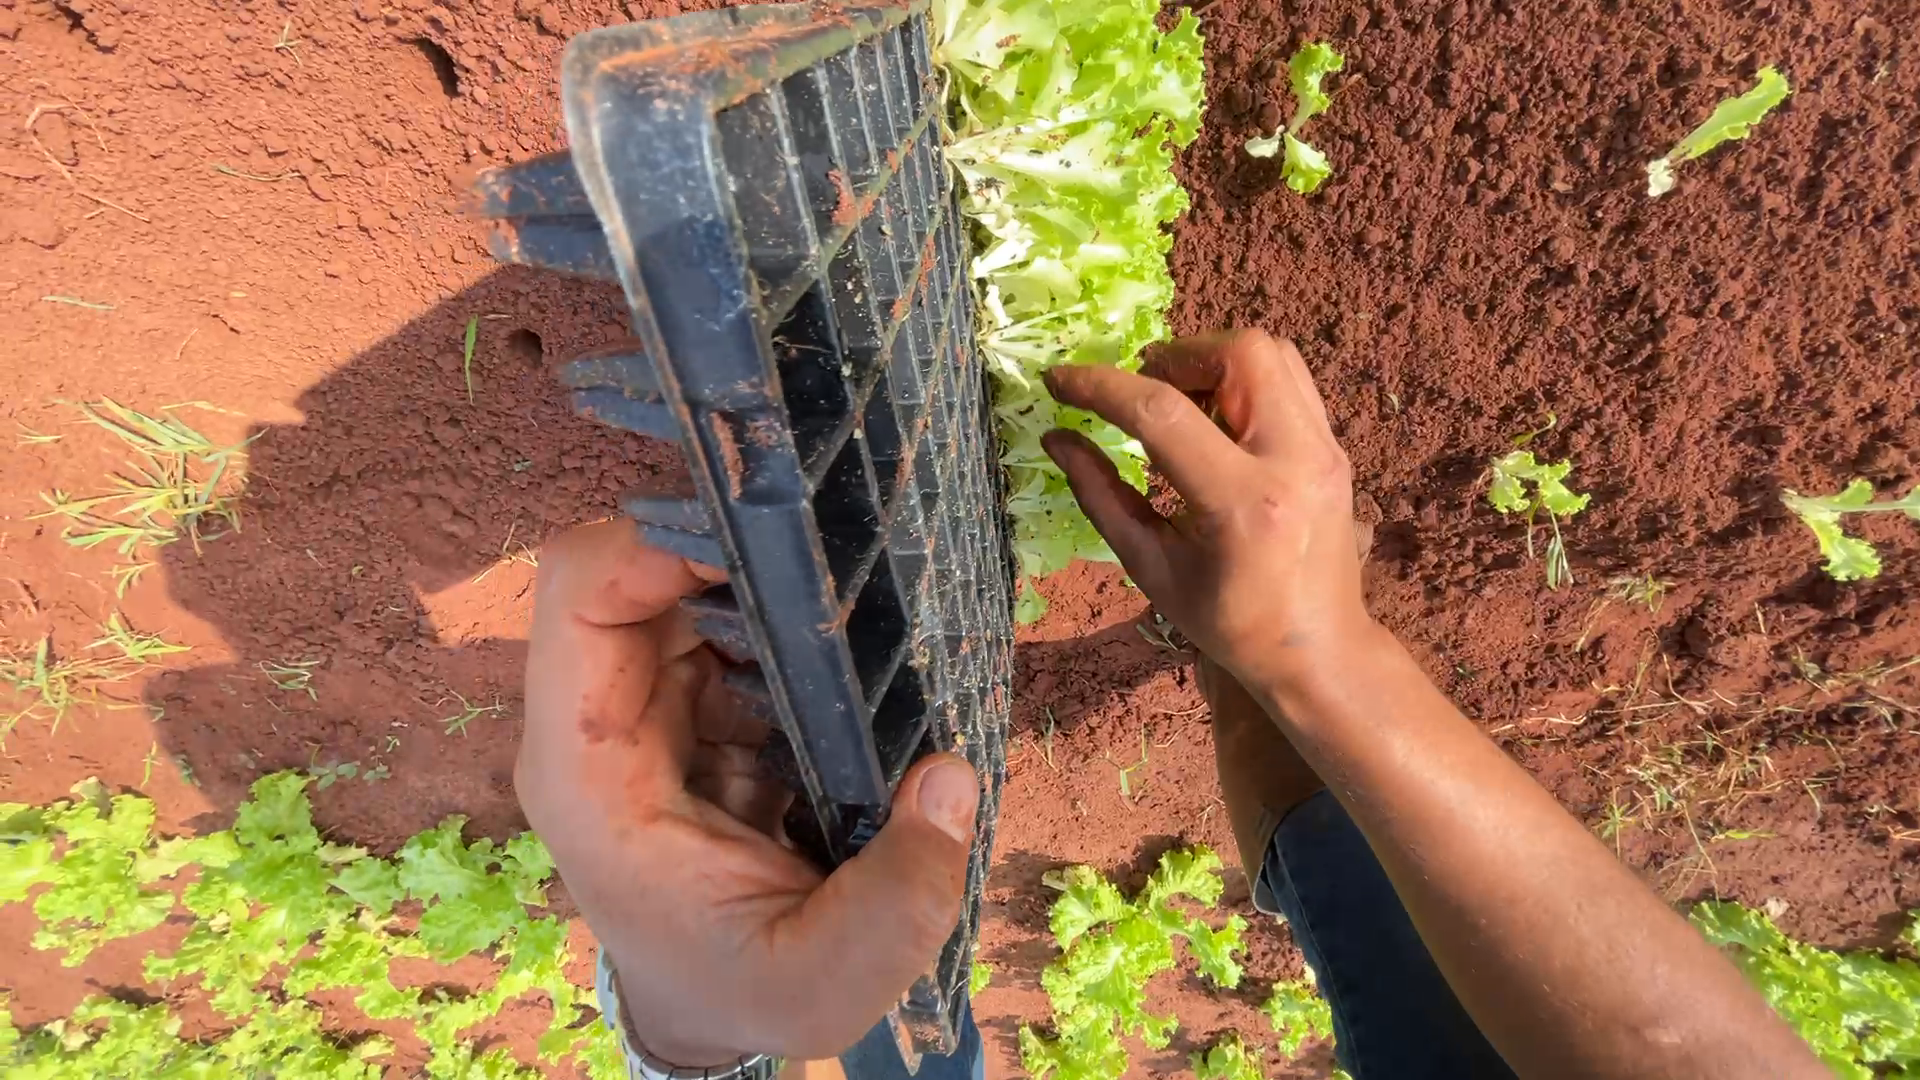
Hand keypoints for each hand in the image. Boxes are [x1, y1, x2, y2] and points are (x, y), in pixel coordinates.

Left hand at [516, 521, 980, 1063]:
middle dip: (730, 542)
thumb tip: (949, 778)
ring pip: (690, 585)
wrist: (717, 1005)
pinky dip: (788, 608)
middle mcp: (607, 717)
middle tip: (829, 546)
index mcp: (590, 769)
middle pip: (638, 570)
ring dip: (766, 574)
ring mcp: (657, 703)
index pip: (582, 597)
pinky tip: (847, 630)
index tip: (764, 538)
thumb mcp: (825, 981)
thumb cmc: (745, 991)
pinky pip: (734, 619)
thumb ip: (896, 902)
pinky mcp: (704, 703)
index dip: (659, 543)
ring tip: (850, 585)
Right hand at [1042, 330, 1370, 691]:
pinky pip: (1287, 380)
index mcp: (1240, 503)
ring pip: (1270, 354)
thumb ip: (1101, 496)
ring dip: (1209, 362)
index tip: (1059, 381)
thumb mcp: (1151, 567)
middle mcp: (1295, 460)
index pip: (1162, 413)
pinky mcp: (1334, 447)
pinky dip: (1240, 380)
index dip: (1101, 387)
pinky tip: (1213, 420)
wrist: (1316, 650)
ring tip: (1175, 403)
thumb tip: (1057, 439)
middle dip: (1173, 357)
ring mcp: (1326, 449)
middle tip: (1138, 393)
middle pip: (1240, 352)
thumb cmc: (1227, 621)